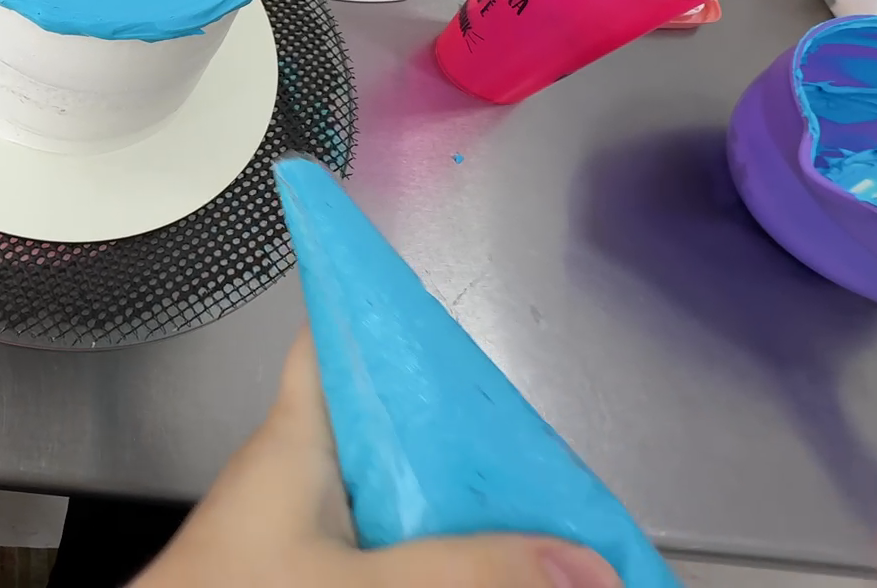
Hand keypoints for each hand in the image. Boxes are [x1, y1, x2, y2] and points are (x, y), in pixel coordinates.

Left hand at [132, 329, 621, 586]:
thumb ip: (466, 574)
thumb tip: (584, 564)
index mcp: (295, 436)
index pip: (323, 345)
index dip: (368, 318)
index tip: (432, 315)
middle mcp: (292, 460)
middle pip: (369, 416)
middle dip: (439, 426)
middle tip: (525, 445)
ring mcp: (291, 508)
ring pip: (374, 476)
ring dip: (435, 489)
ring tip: (522, 508)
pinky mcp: (294, 550)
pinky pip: (366, 523)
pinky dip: (413, 534)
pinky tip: (464, 563)